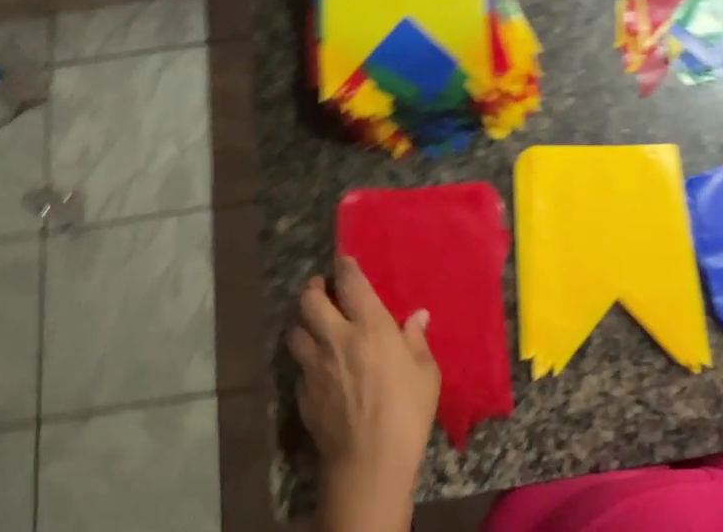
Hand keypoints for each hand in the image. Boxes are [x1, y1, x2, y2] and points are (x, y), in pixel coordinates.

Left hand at [288, 256, 439, 513]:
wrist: (369, 462)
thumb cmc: (407, 413)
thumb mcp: (426, 374)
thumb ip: (417, 341)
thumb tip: (417, 317)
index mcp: (370, 326)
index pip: (350, 282)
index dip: (345, 266)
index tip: (343, 260)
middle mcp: (336, 338)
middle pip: (310, 300)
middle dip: (313, 288)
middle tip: (321, 288)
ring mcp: (315, 366)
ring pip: (295, 331)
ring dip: (303, 323)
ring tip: (313, 326)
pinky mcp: (303, 394)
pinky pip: (299, 368)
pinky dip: (307, 362)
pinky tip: (318, 369)